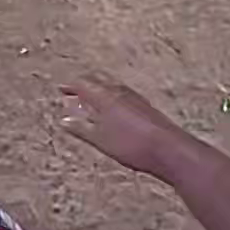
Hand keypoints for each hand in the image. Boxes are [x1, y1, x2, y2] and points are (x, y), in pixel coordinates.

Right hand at [60, 76, 204, 181]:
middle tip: (73, 90)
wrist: (168, 149)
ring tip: (89, 99)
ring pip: (110, 86)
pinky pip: (121, 94)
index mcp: (105, 96)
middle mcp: (119, 91)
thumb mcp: (101, 140)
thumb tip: (64, 119)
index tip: (61, 88)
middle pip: (97, 81)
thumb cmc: (133, 145)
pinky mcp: (143, 105)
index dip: (71, 86)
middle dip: (84, 84)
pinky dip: (110, 97)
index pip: (83, 84)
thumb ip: (81, 129)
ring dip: (97, 90)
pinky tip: (111, 109)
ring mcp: (133, 97)